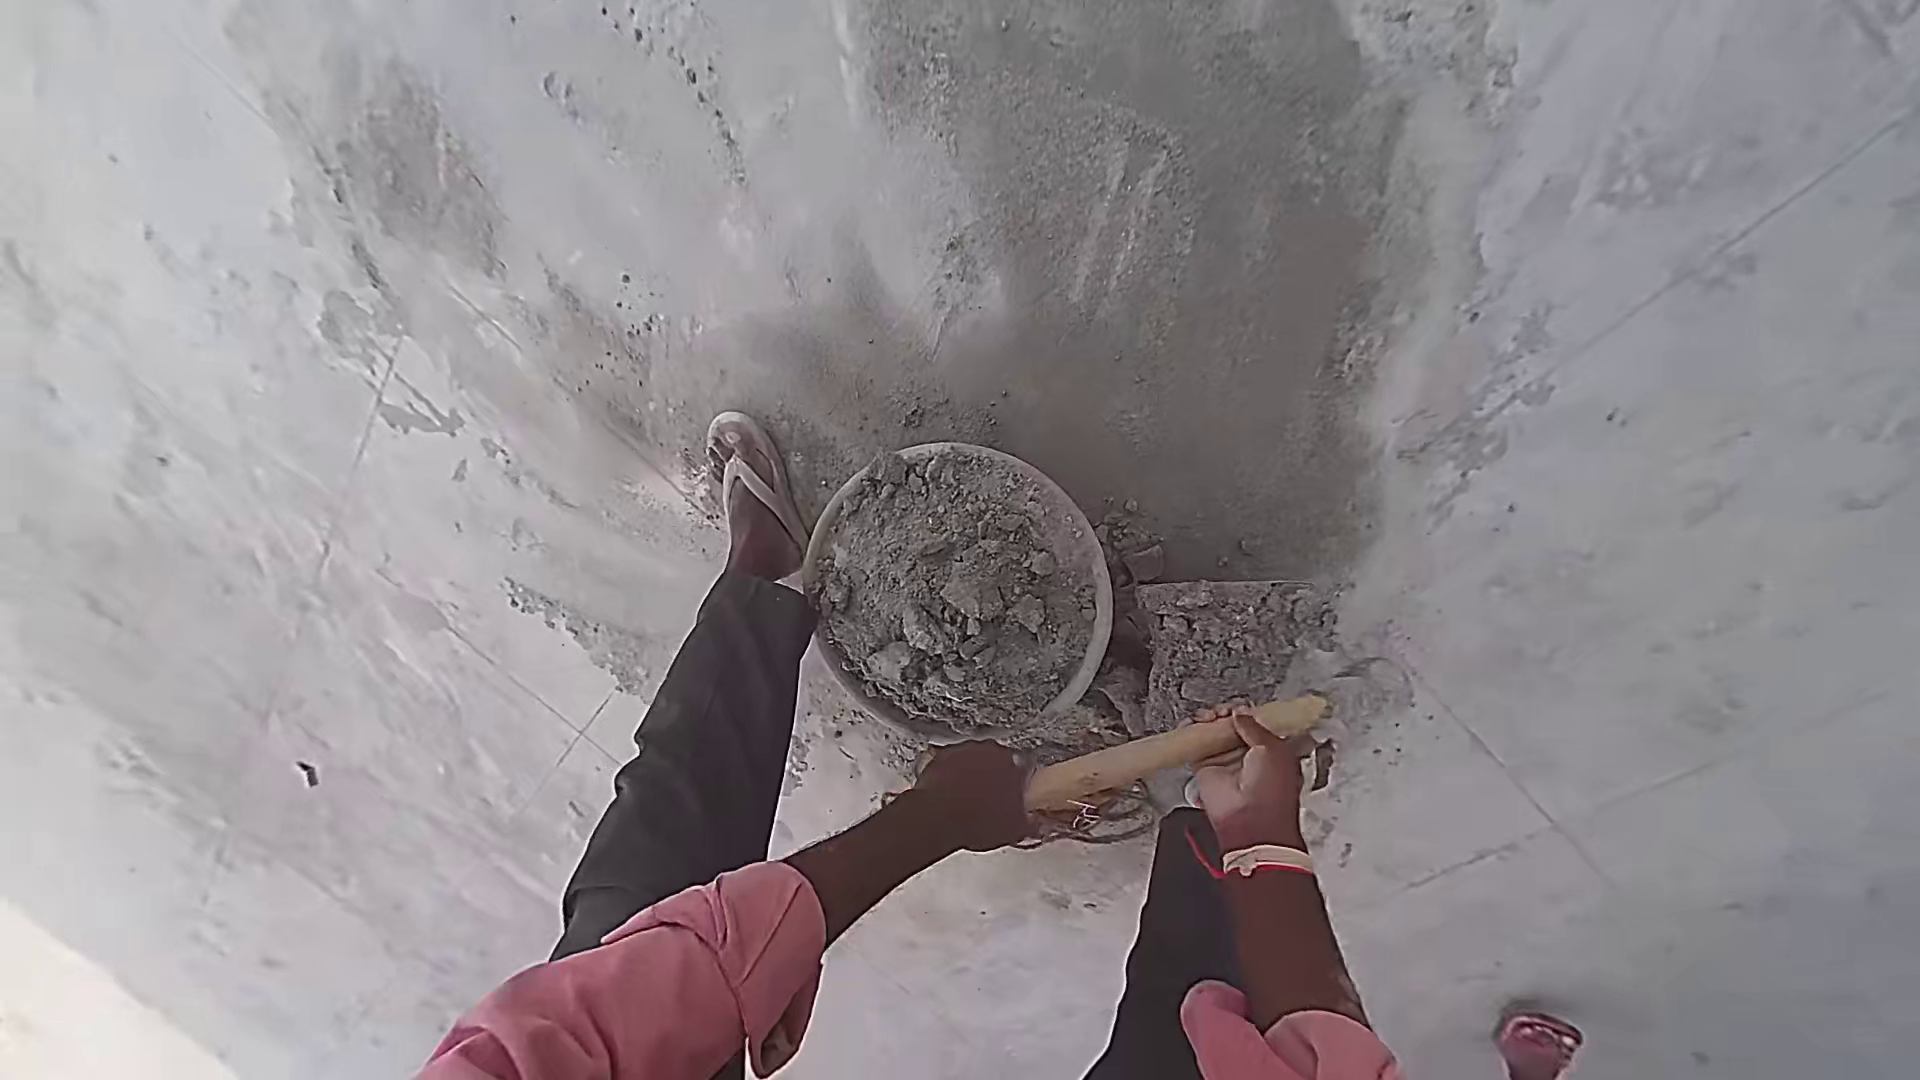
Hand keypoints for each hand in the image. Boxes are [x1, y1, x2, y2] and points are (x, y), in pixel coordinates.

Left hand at [910, 740, 1031, 851]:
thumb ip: (1029, 822)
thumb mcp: (1013, 830)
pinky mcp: (946, 753)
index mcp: (1015, 766)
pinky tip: (950, 789)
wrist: (939, 819)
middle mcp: (992, 751)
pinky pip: (953, 759)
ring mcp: (968, 750)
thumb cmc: (975, 823)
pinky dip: (952, 770)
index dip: (1019, 782)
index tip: (1014, 792)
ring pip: (975, 757)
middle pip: (999, 759)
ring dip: (973, 770)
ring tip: (968, 795)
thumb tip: (1034, 823)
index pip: (1025, 767)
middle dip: (996, 774)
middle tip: (990, 796)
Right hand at [1193, 707, 1306, 849]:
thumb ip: (1255, 726)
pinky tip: (1192, 724)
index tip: (1242, 706)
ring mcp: (1225, 759)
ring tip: (1208, 717)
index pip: (1256, 723)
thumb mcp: (1274, 750)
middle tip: (1224, 712)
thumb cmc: (1271, 791)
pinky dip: (1190, 730)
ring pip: (1212, 729)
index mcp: (1270, 751)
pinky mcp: (1205, 765)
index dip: (1247, 712)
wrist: (1249, 819)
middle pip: (1232, 723)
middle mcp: (1247, 754)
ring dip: (1208, 718)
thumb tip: (1240, 713)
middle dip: (1226, 712)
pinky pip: (1194, 742)